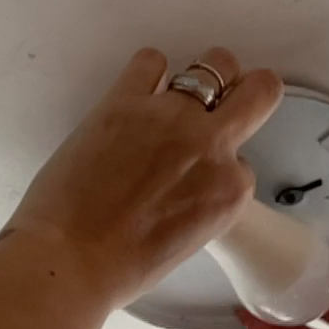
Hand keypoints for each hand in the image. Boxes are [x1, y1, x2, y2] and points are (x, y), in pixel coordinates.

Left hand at [4, 47, 283, 310]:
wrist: (67, 260)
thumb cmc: (118, 268)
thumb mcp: (184, 241)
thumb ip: (197, 200)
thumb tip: (184, 180)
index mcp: (229, 191)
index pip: (241, 162)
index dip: (217, 165)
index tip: (194, 174)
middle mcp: (211, 147)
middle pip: (260, 90)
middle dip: (246, 92)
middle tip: (222, 103)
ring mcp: (171, 118)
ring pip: (215, 64)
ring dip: (201, 79)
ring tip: (172, 98)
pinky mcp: (126, 101)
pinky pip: (151, 60)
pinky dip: (147, 74)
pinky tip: (135, 94)